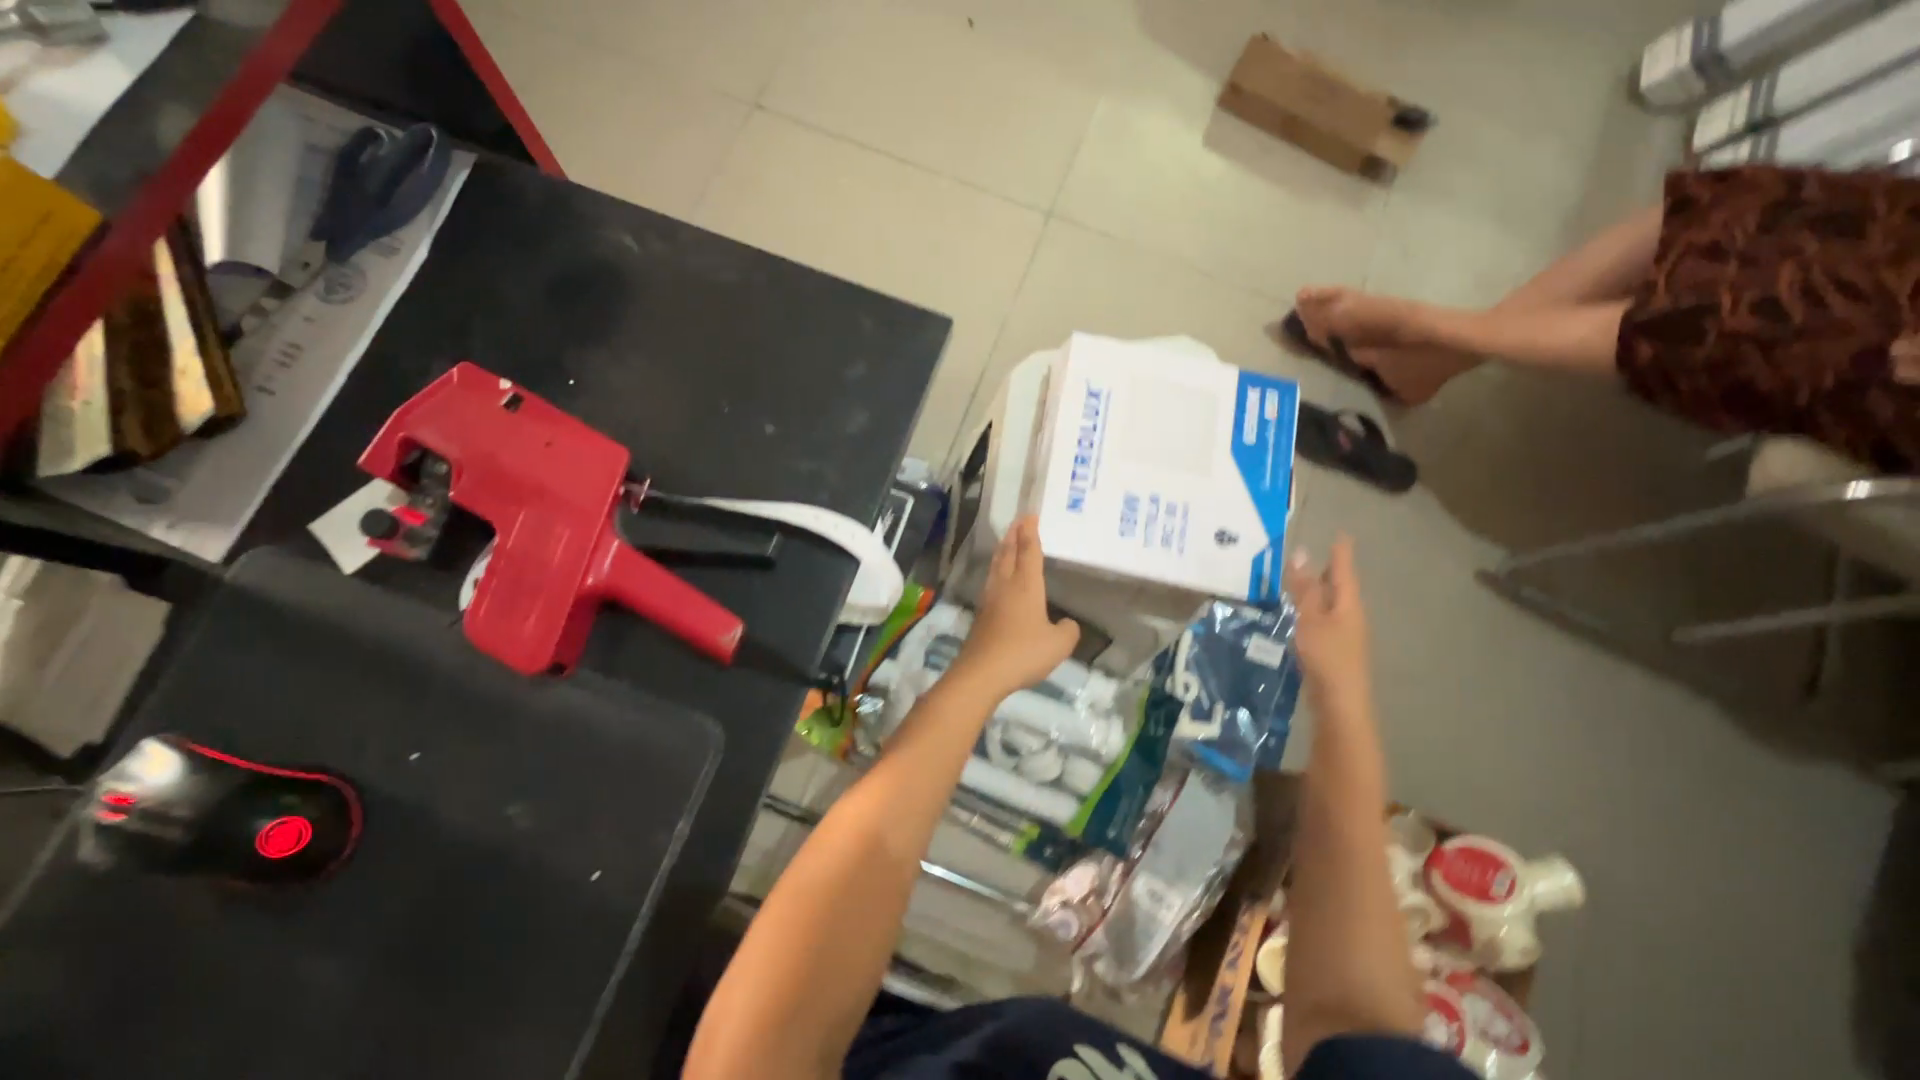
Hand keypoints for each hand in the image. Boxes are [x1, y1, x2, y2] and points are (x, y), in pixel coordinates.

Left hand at [949, 516, 1079, 696]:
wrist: (982, 673)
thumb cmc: (1023, 653)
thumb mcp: (1059, 645)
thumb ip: (1068, 630)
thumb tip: (1066, 623)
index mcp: (1026, 586)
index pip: (1029, 551)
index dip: (1030, 532)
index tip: (1030, 515)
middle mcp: (1005, 586)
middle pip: (1008, 553)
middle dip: (1014, 535)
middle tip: (1019, 521)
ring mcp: (990, 600)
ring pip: (996, 566)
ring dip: (1003, 550)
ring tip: (1008, 542)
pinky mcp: (982, 615)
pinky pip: (991, 582)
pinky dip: (997, 571)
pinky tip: (998, 579)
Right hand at [1284, 536, 1370, 706]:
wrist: (1340, 706)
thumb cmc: (1327, 657)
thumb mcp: (1310, 619)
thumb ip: (1303, 589)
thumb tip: (1299, 552)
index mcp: (1348, 605)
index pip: (1343, 570)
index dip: (1340, 552)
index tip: (1340, 534)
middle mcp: (1350, 618)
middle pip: (1340, 589)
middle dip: (1329, 572)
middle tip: (1315, 555)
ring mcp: (1344, 637)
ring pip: (1331, 607)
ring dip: (1318, 594)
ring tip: (1300, 583)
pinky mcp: (1334, 654)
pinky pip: (1323, 624)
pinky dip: (1312, 614)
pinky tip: (1298, 619)